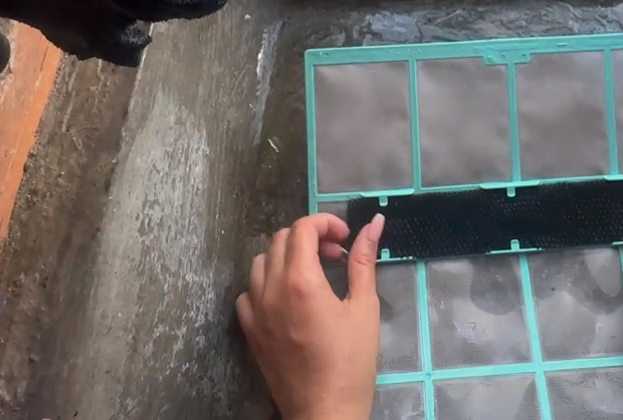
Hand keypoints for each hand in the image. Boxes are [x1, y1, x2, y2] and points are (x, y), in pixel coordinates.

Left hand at [236, 212, 386, 419]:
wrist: (325, 414)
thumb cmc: (351, 363)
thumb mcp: (364, 307)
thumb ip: (364, 260)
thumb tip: (375, 222)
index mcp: (301, 280)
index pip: (303, 228)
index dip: (326, 223)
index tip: (345, 238)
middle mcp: (272, 289)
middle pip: (281, 239)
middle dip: (310, 237)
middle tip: (335, 255)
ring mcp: (256, 311)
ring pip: (261, 261)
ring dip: (286, 256)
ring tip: (311, 272)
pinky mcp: (250, 331)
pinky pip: (248, 292)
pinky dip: (265, 284)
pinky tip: (285, 296)